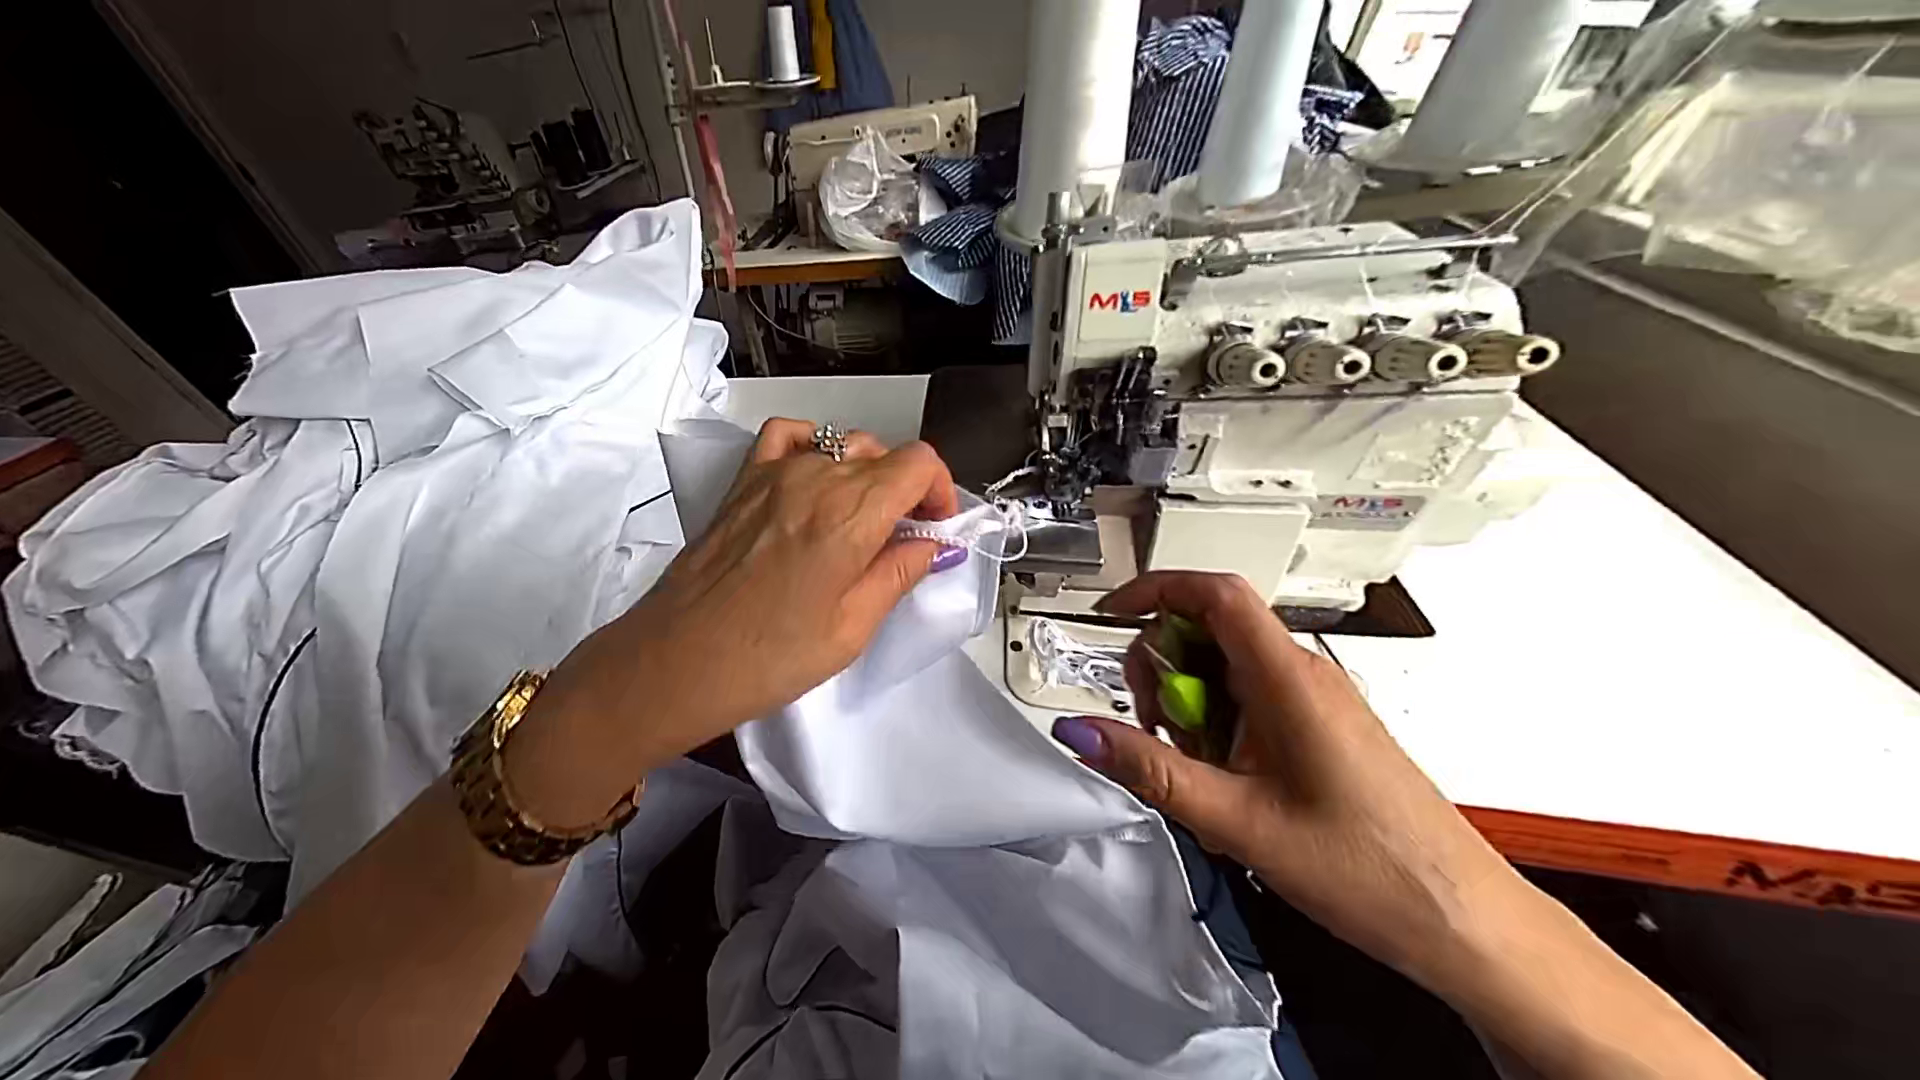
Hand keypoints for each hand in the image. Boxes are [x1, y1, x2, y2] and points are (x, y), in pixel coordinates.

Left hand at [509, 418, 959, 825]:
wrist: (677, 662)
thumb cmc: (769, 658)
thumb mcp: (852, 629)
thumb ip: (899, 573)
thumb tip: (931, 542)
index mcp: (851, 516)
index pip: (919, 463)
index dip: (940, 490)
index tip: (935, 526)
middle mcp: (816, 479)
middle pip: (886, 453)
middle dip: (908, 489)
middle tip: (902, 536)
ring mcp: (774, 474)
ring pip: (844, 444)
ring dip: (868, 474)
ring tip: (861, 519)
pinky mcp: (744, 482)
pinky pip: (789, 436)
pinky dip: (815, 446)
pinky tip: (817, 479)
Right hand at [1050, 570, 1528, 995]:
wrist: (1459, 918)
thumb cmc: (1376, 870)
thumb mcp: (1236, 820)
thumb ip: (1148, 769)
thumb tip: (1084, 732)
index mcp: (1288, 679)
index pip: (1213, 592)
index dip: (1154, 589)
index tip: (1111, 612)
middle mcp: (1302, 675)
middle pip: (1204, 629)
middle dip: (1162, 671)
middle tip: (1159, 733)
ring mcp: (1309, 698)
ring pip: (1220, 667)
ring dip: (1188, 709)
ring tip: (1201, 773)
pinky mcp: (1312, 722)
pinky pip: (1243, 697)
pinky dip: (1215, 726)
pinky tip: (1225, 780)